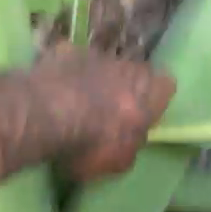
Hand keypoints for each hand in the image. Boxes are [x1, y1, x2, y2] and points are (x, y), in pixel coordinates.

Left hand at [29, 49, 175, 179]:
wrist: (44, 116)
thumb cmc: (91, 142)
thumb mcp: (120, 161)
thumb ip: (132, 144)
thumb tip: (131, 140)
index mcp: (149, 93)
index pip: (166, 85)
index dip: (155, 97)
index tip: (143, 112)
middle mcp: (128, 67)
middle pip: (134, 71)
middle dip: (124, 86)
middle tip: (108, 108)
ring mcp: (95, 54)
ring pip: (101, 64)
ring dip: (93, 79)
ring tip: (74, 101)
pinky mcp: (64, 50)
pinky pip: (70, 60)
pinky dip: (64, 72)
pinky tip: (51, 89)